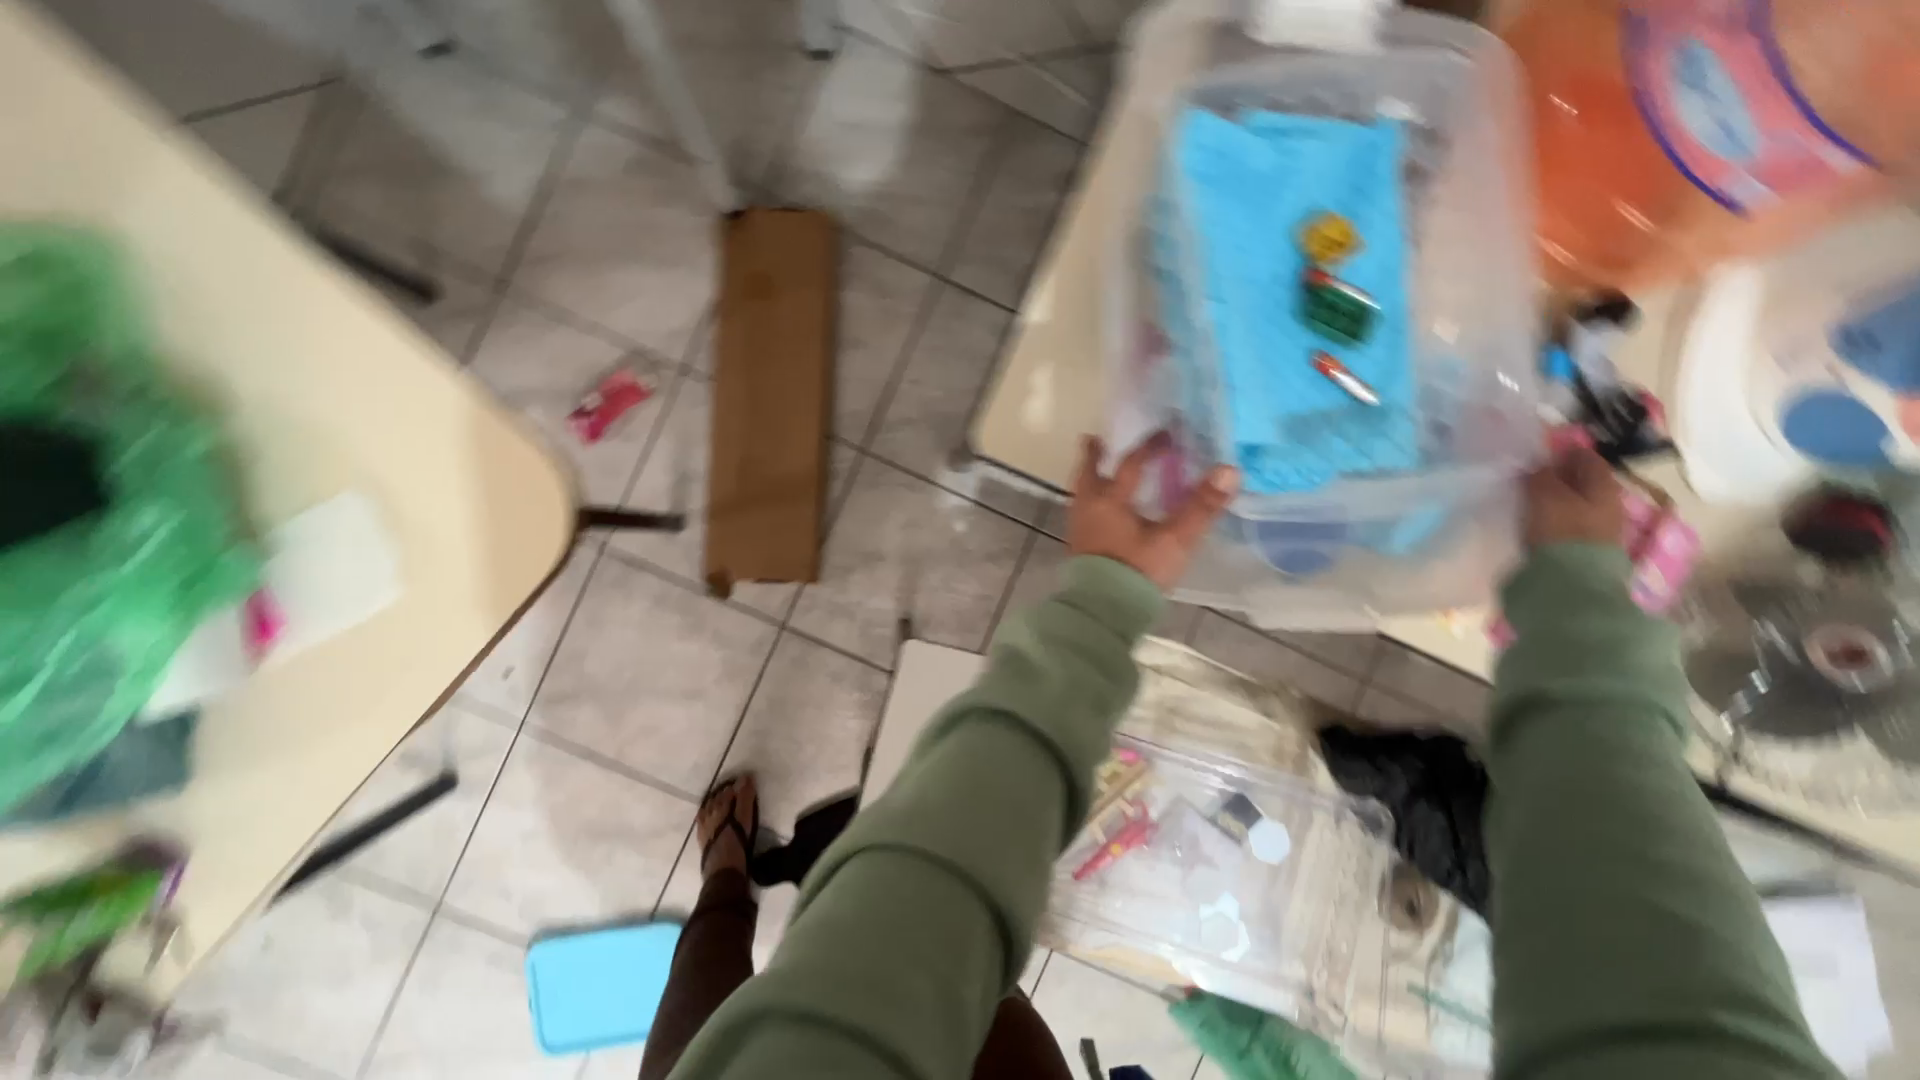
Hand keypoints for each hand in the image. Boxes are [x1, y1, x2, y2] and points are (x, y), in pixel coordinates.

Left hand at [1068, 432, 1239, 590]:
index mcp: (1111, 501)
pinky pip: (1082, 516)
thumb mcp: (1175, 540)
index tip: (1164, 434)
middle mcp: (1089, 510)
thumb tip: (1229, 470)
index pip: (1130, 464)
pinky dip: (1090, 505)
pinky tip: (1101, 514)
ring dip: (1089, 480)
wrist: (1103, 611)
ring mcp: (1079, 531)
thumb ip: (1201, 507)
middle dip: (1094, 456)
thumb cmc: (1138, 571)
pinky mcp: (1078, 551)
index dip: (1149, 448)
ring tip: (1095, 472)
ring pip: (1081, 496)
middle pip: (1088, 475)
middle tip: (1094, 439)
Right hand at [1523, 446, 1623, 548]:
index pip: (1589, 458)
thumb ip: (1542, 476)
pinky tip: (1542, 520)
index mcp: (1605, 485)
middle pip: (1586, 481)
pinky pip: (1573, 522)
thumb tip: (1540, 466)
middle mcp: (1610, 503)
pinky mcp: (1589, 547)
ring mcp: (1603, 527)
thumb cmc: (1562, 530)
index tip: (1543, 451)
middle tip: (1535, 474)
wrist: (1573, 581)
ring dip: (1560, 497)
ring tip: (1534, 498)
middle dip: (1564, 475)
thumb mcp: (1545, 496)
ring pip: (1579, 502)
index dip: (1567, 451)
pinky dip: (1559, 516)